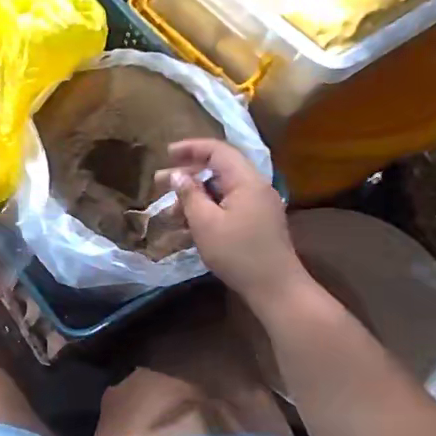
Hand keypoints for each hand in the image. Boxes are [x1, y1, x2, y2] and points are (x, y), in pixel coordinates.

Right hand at [161, 139, 310, 312]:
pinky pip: (230, 206)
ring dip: (196, 197)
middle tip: (159, 184)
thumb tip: (177, 175)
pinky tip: (190, 226)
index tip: (166, 154)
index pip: (217, 151)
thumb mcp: (206, 223)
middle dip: (188, 176)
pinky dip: (209, 210)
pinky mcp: (259, 223)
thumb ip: (190, 195)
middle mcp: (256, 187)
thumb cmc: (238, 254)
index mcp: (246, 180)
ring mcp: (259, 206)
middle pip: (219, 170)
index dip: (190, 149)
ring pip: (222, 191)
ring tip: (171, 213)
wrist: (275, 287)